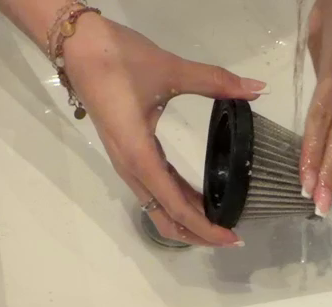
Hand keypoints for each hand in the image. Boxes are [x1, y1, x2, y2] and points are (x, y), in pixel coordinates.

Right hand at [61, 15, 263, 245]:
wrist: (75, 43)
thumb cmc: (116, 57)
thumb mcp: (169, 69)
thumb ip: (215, 80)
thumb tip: (256, 88)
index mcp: (140, 156)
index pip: (177, 207)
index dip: (205, 228)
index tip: (230, 238)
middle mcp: (132, 169)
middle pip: (167, 219)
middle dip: (198, 234)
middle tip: (230, 238)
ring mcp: (129, 165)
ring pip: (159, 209)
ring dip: (188, 221)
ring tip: (220, 223)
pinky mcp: (129, 157)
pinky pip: (156, 190)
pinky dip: (178, 203)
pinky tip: (200, 201)